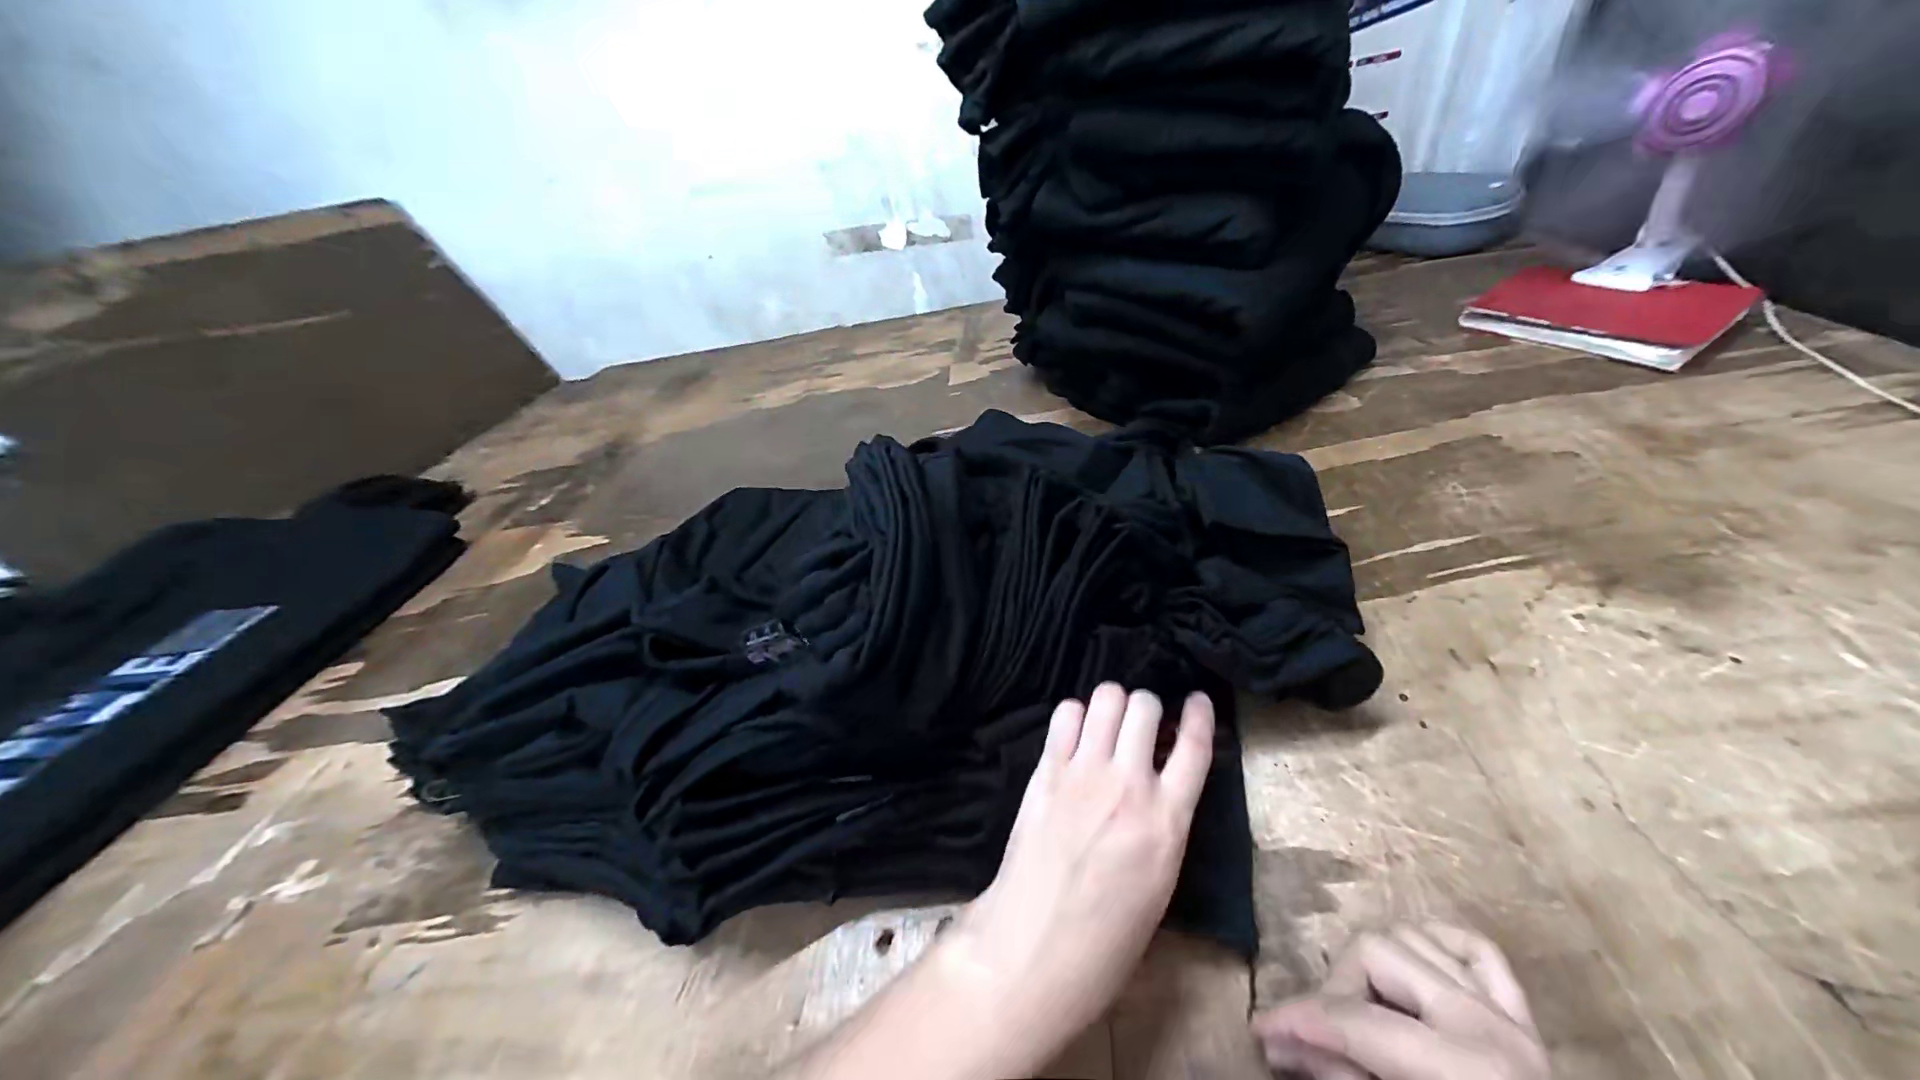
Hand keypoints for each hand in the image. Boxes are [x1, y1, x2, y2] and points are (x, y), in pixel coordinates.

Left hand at [945, 683, 1216, 1069]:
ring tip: (1110, 722)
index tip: (1197, 700)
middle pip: (1145, 706)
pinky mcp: (1045, 772)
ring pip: (1106, 699)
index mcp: (1168, 821)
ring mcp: (1083, 773)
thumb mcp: (1160, 881)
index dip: (1200, 715)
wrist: (1035, 947)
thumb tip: (1162, 785)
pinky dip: (1076, 715)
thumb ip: (1165, 823)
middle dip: (1148, 707)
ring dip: (1113, 703)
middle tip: (1142, 723)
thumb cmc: (1108, 937)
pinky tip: (1076, 733)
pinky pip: (1065, 715)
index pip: (1194, 746)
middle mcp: (1128, 785)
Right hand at [1253, 923, 1549, 1079]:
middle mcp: (1483, 1023)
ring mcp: (1506, 1013)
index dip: (1295, 1020)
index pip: (1351, 1018)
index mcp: (1460, 1066)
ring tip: (1361, 1008)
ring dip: (1376, 965)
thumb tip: (1276, 1042)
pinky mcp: (1522, 1015)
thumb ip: (1339, 1076)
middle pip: (1373, 952)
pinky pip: (1473, 947)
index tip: (1261, 1028)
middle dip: (1334, 987)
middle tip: (1318, 1031)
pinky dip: (1436, 943)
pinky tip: (1412, 967)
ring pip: (1412, 937)